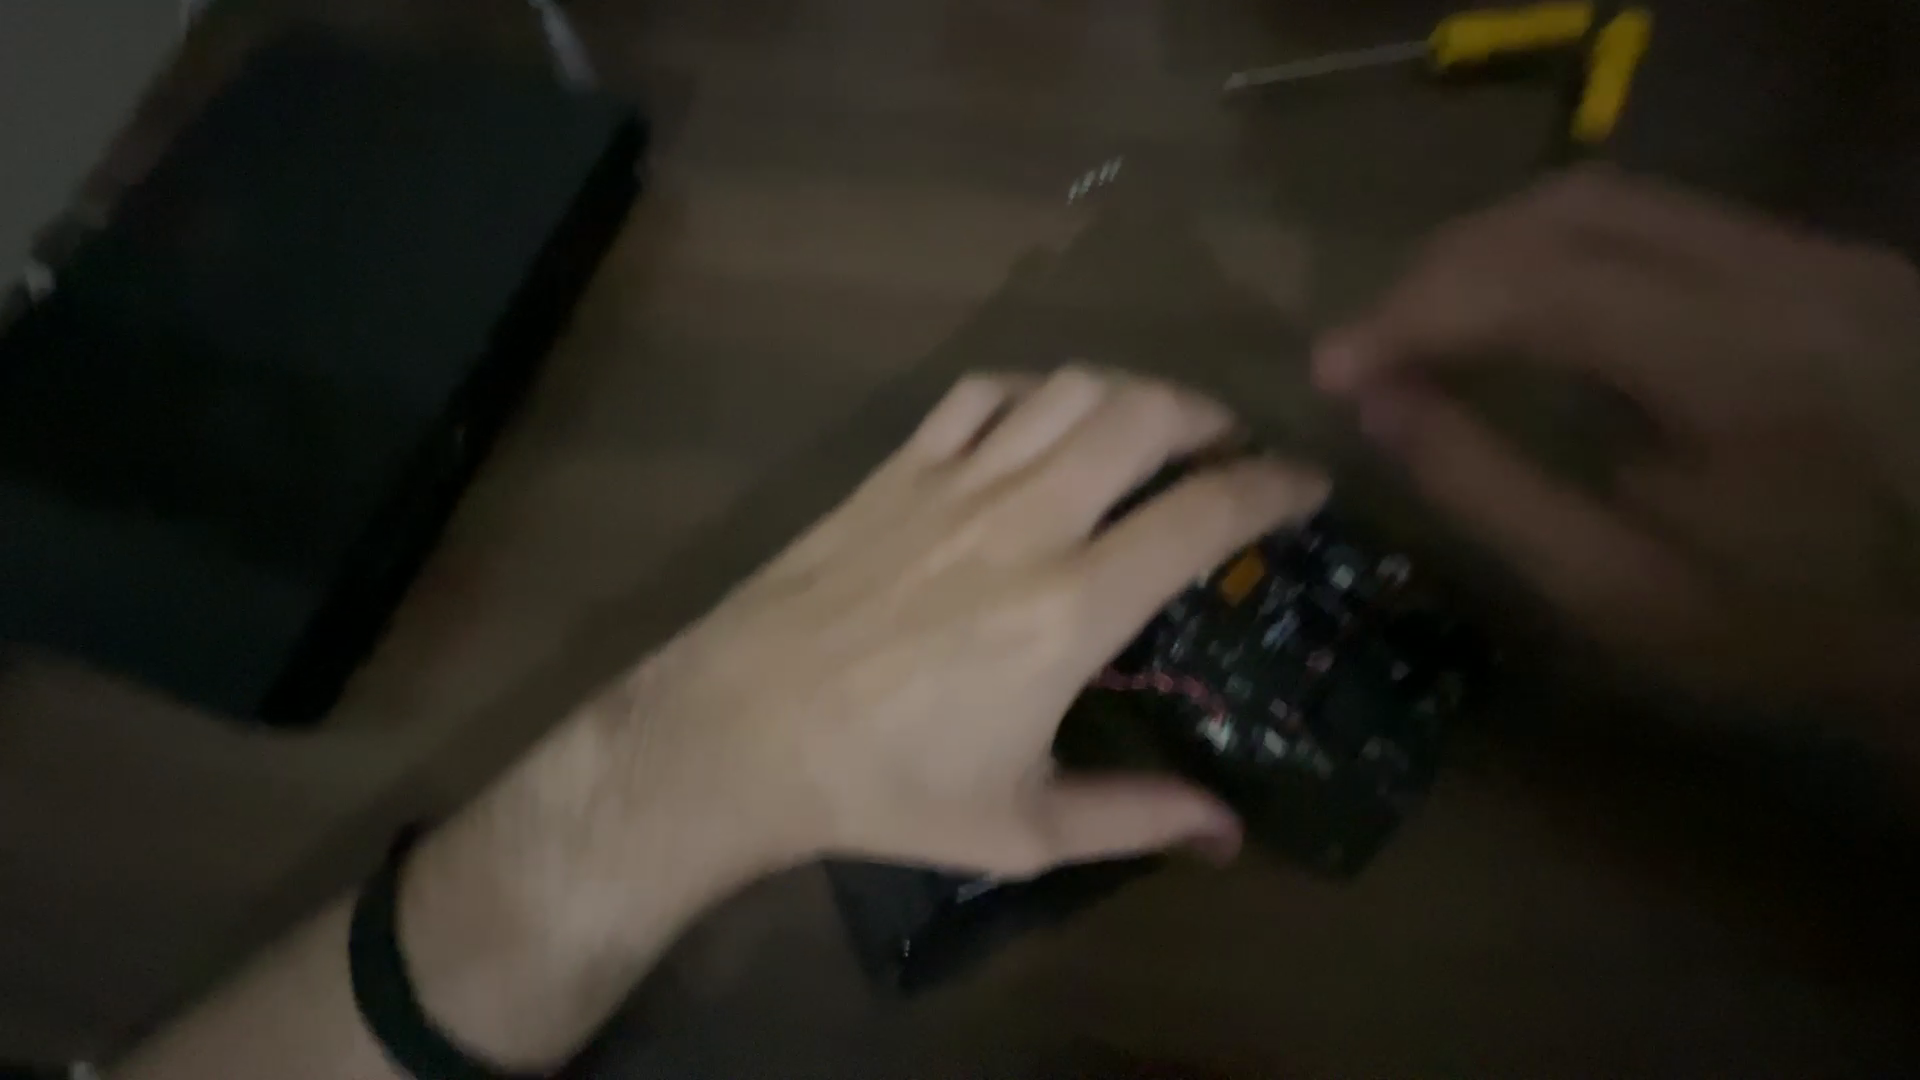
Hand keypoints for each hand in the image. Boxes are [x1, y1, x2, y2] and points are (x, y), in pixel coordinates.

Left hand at [600, 366, 1327, 879]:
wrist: (744, 732)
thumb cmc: (884, 787)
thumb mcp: (1021, 827)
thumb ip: (1134, 819)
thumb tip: (1226, 830)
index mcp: (1071, 608)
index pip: (1201, 516)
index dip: (1271, 486)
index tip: (1304, 483)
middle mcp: (1025, 521)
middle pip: (1143, 417)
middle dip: (1207, 415)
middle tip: (1227, 446)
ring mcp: (955, 481)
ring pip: (1069, 389)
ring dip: (1130, 392)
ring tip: (1149, 425)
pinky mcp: (897, 469)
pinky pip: (981, 394)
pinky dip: (1033, 391)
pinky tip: (1043, 419)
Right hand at [1314, 166, 1919, 716]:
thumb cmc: (1786, 629)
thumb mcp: (1607, 586)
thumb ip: (1480, 486)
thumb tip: (1372, 402)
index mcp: (1745, 370)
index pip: (1539, 287)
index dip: (1410, 316)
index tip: (1326, 370)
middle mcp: (1790, 277)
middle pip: (1562, 216)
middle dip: (1433, 276)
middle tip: (1364, 352)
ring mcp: (1810, 256)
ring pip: (1597, 204)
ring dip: (1478, 258)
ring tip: (1413, 331)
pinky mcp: (1807, 263)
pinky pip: (1636, 223)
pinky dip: (1534, 258)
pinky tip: (1494, 316)